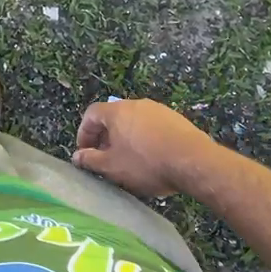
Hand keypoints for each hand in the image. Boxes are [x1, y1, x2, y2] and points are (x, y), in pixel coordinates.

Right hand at [71, 99, 219, 196]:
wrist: (194, 162)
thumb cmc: (146, 163)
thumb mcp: (113, 167)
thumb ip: (91, 160)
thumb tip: (77, 157)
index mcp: (116, 111)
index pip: (91, 115)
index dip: (84, 133)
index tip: (85, 152)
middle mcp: (135, 104)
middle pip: (113, 117)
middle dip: (106, 137)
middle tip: (106, 157)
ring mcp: (158, 110)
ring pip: (134, 122)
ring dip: (127, 138)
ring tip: (130, 159)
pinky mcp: (176, 119)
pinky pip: (153, 127)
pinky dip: (147, 139)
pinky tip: (153, 157)